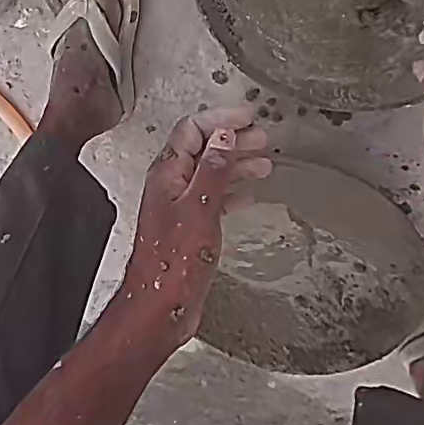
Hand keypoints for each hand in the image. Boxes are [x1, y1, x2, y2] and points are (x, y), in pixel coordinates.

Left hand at [116, 108, 271, 349]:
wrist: (160, 307)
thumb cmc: (172, 264)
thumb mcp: (199, 209)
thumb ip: (213, 170)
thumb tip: (224, 136)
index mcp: (167, 173)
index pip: (192, 129)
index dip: (220, 118)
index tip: (247, 117)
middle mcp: (171, 185)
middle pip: (203, 148)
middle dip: (232, 138)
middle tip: (261, 136)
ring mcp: (180, 205)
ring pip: (210, 172)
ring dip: (236, 163)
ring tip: (263, 161)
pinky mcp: (189, 226)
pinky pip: (213, 197)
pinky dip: (232, 189)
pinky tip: (248, 193)